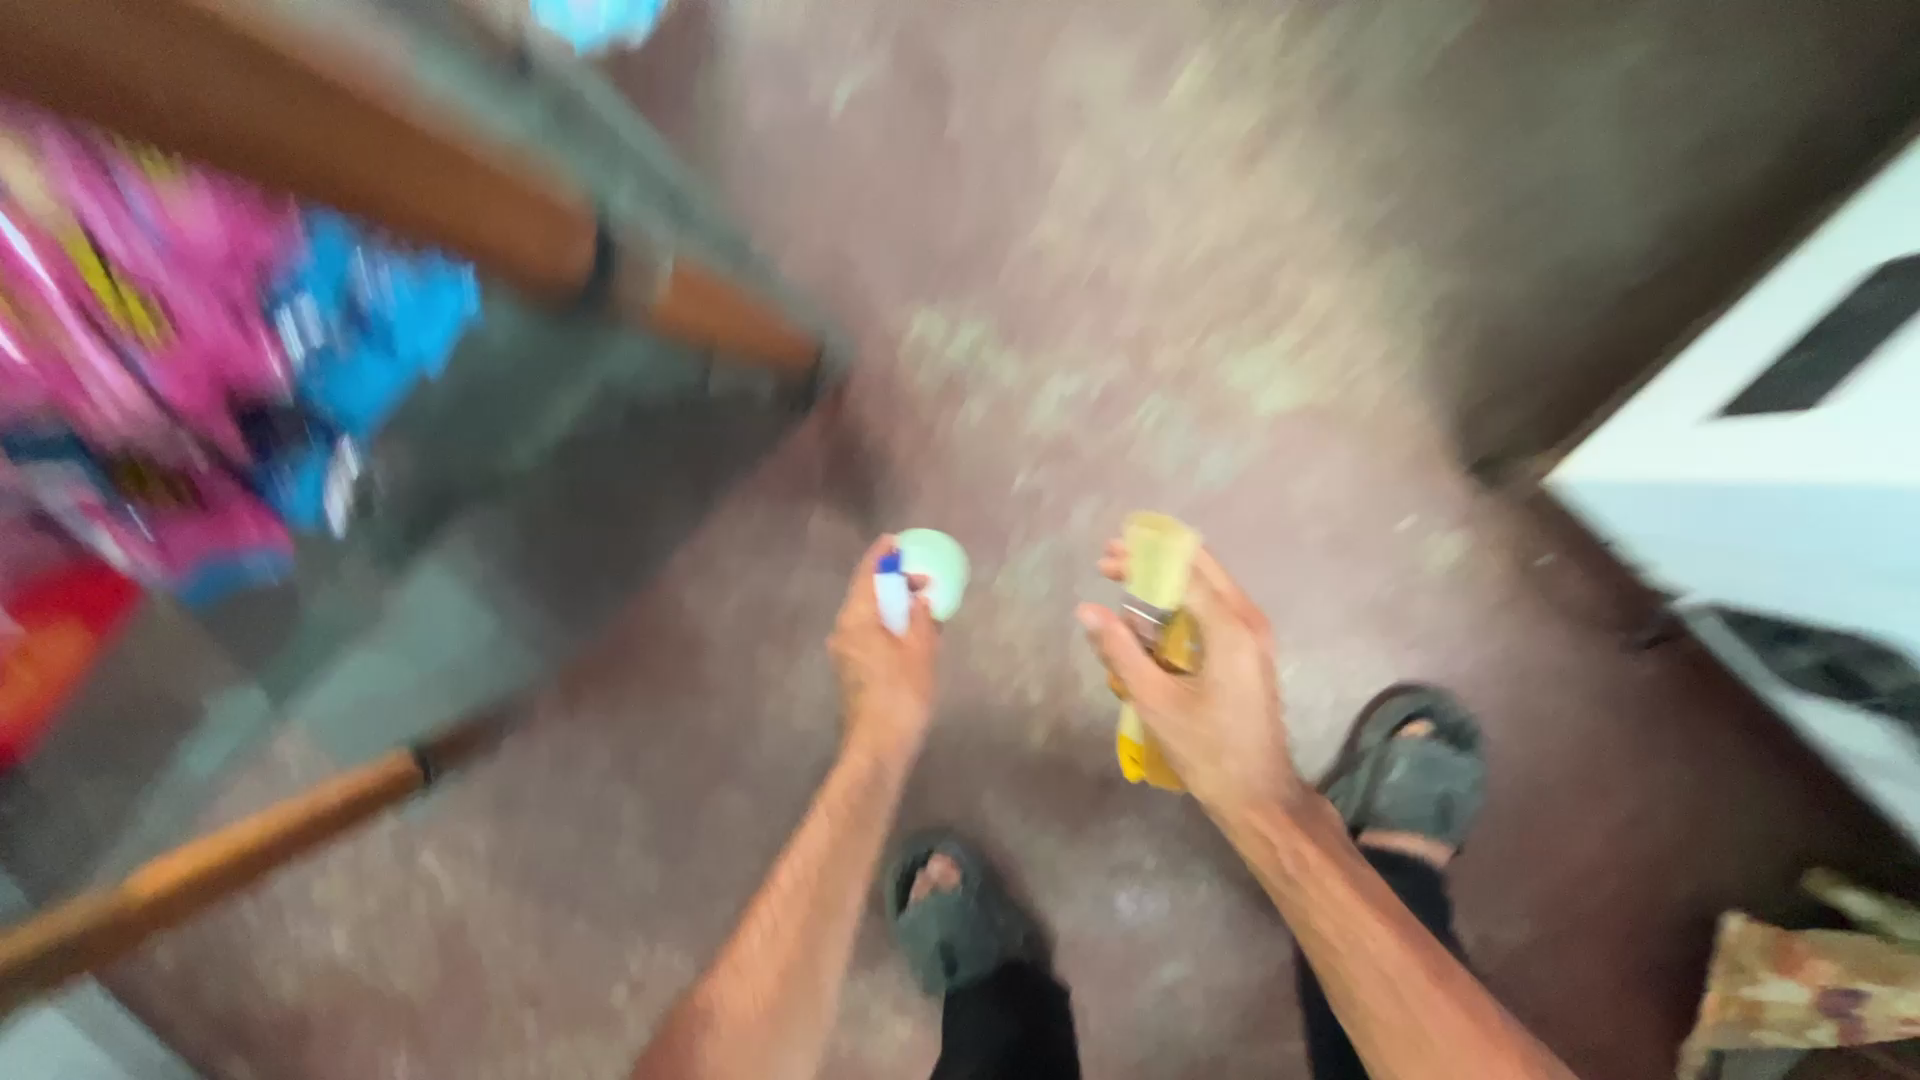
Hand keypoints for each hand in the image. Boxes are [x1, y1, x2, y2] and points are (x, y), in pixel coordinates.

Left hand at [829, 535, 939, 754]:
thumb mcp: (920, 650)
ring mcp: (845, 653)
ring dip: (894, 608)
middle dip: (894, 583)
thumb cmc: (901, 694)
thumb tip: (921, 599)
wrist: (878, 747)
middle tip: (923, 580)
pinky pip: (871, 636)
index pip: (866, 575)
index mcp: (856, 619)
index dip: (881, 555)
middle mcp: (843, 631)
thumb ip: (921, 617)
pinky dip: (890, 627)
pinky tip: (913, 635)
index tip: (895, 540)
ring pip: (869, 618)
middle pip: (866, 595)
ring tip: (924, 607)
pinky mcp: (852, 672)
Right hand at [1077, 541, 1304, 815]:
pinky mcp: (1249, 653)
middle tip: (1111, 560)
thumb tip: (1086, 610)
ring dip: (1166, 583)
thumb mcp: (1154, 700)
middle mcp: (1248, 621)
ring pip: (1208, 588)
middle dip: (1154, 560)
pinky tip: (1149, 624)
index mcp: (1230, 629)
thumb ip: (1119, 650)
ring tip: (1124, 589)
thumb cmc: (1207, 750)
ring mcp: (1254, 637)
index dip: (1140, 560)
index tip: (1104, 559)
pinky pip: (1213, 612)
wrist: (1259, 796)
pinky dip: (1181, 607)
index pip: (1181, 573)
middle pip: (1200, 568)